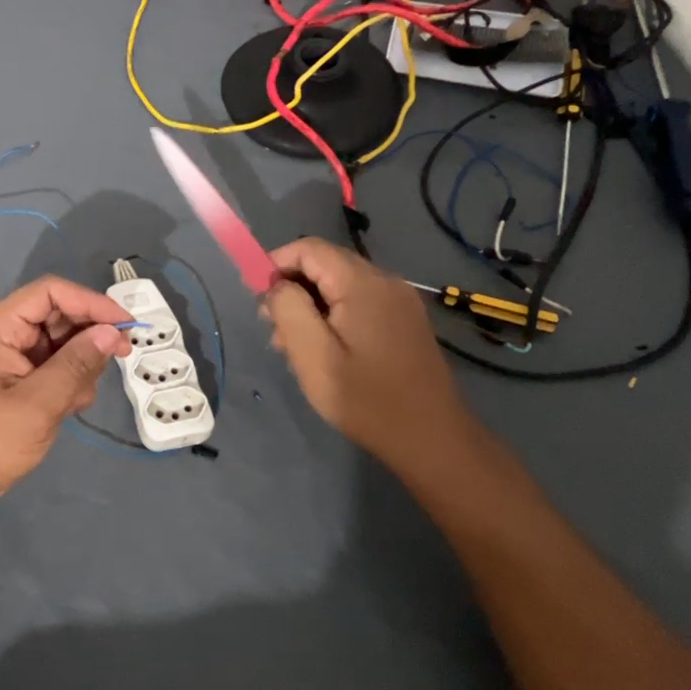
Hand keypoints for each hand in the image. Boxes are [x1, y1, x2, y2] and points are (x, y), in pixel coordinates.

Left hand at [0, 277, 132, 503]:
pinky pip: (54, 365)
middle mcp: (4, 333)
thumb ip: (77, 365)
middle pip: (57, 313)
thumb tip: (112, 332)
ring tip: (75, 399)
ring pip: (61, 341)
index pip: (49, 292)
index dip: (90, 301)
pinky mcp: (18, 379)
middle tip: (123, 356)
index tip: (125, 323)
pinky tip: (68, 408)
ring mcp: (11, 356)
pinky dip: (69, 381)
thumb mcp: (39, 403)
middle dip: (89, 334)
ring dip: (79, 364)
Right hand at [261, 238, 472, 469]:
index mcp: (363, 285)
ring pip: (340, 283)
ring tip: (295, 345)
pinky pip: (358, 301)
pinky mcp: (405, 321)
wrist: (433, 441)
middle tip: (274, 329)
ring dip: (310, 304)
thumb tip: (276, 285)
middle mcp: (386, 282)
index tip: (258, 299)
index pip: (308, 249)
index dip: (275, 265)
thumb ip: (288, 308)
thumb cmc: (366, 399)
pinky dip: (333, 314)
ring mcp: (400, 301)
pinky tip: (326, 349)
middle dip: (292, 287)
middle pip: (324, 263)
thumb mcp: (313, 356)